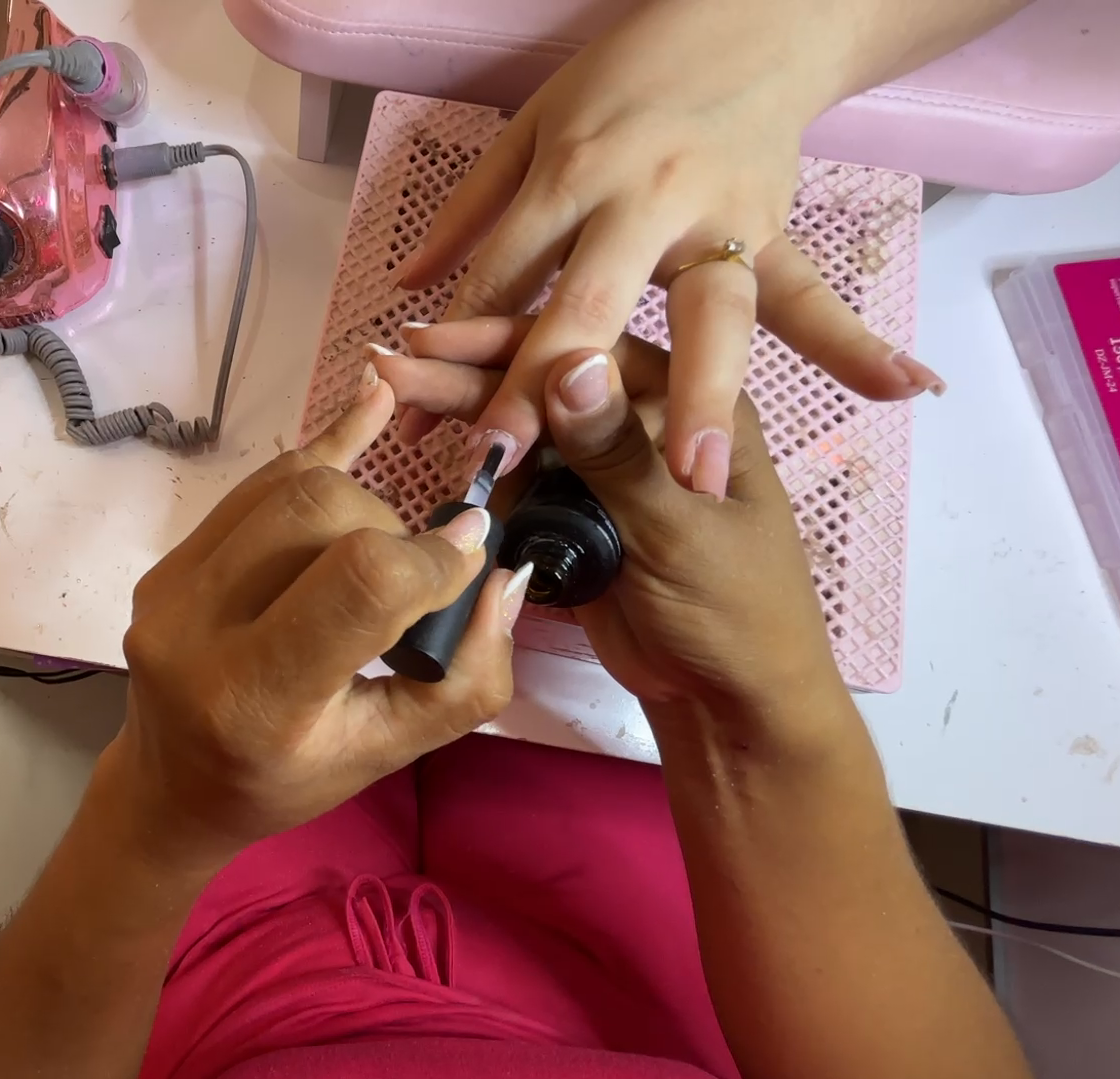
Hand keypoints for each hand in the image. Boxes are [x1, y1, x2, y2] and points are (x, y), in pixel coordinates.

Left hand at [110, 372, 529, 863]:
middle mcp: (195, 629)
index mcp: (254, 698)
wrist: (172, 784)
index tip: (467, 556)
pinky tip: (371, 403)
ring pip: (287, 484)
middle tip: (409, 568)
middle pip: (318, 512)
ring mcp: (170, 585)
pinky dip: (321, 454)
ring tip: (378, 539)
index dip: (431, 558)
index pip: (358, 582)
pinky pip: (256, 485)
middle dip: (390, 527)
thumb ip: (463, 678)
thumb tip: (499, 574)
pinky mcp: (167, 561)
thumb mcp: (385, 755)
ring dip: (357, 498)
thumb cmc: (283, 781)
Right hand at [373, 327, 843, 716]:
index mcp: (687, 403)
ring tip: (390, 392)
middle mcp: (634, 421)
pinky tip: (424, 441)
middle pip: (537, 385)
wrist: (720, 696)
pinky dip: (471, 465)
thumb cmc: (732, 611)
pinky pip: (511, 477)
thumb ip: (618, 452)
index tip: (433, 341)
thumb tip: (568, 361)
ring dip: (455, 413)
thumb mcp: (679, 530)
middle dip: (460, 374)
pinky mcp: (566, 509)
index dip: (504, 345)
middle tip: (387, 361)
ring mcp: (595, 467)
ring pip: (516, 427)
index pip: (584, 352)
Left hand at [396, 2, 943, 492]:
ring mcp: (720, 216)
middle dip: (545, 390)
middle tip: (507, 463)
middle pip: (586, 307)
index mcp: (566, 177)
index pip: (499, 282)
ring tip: (695, 478)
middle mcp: (641, 200)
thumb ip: (466, 216)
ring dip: (704, 395)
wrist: (752, 9)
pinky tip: (907, 392)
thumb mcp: (526, 133)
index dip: (452, 356)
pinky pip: (811, 291)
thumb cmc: (619, 81)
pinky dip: (854, 339)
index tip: (418, 429)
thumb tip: (406, 288)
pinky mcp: (779, 225)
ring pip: (708, 313)